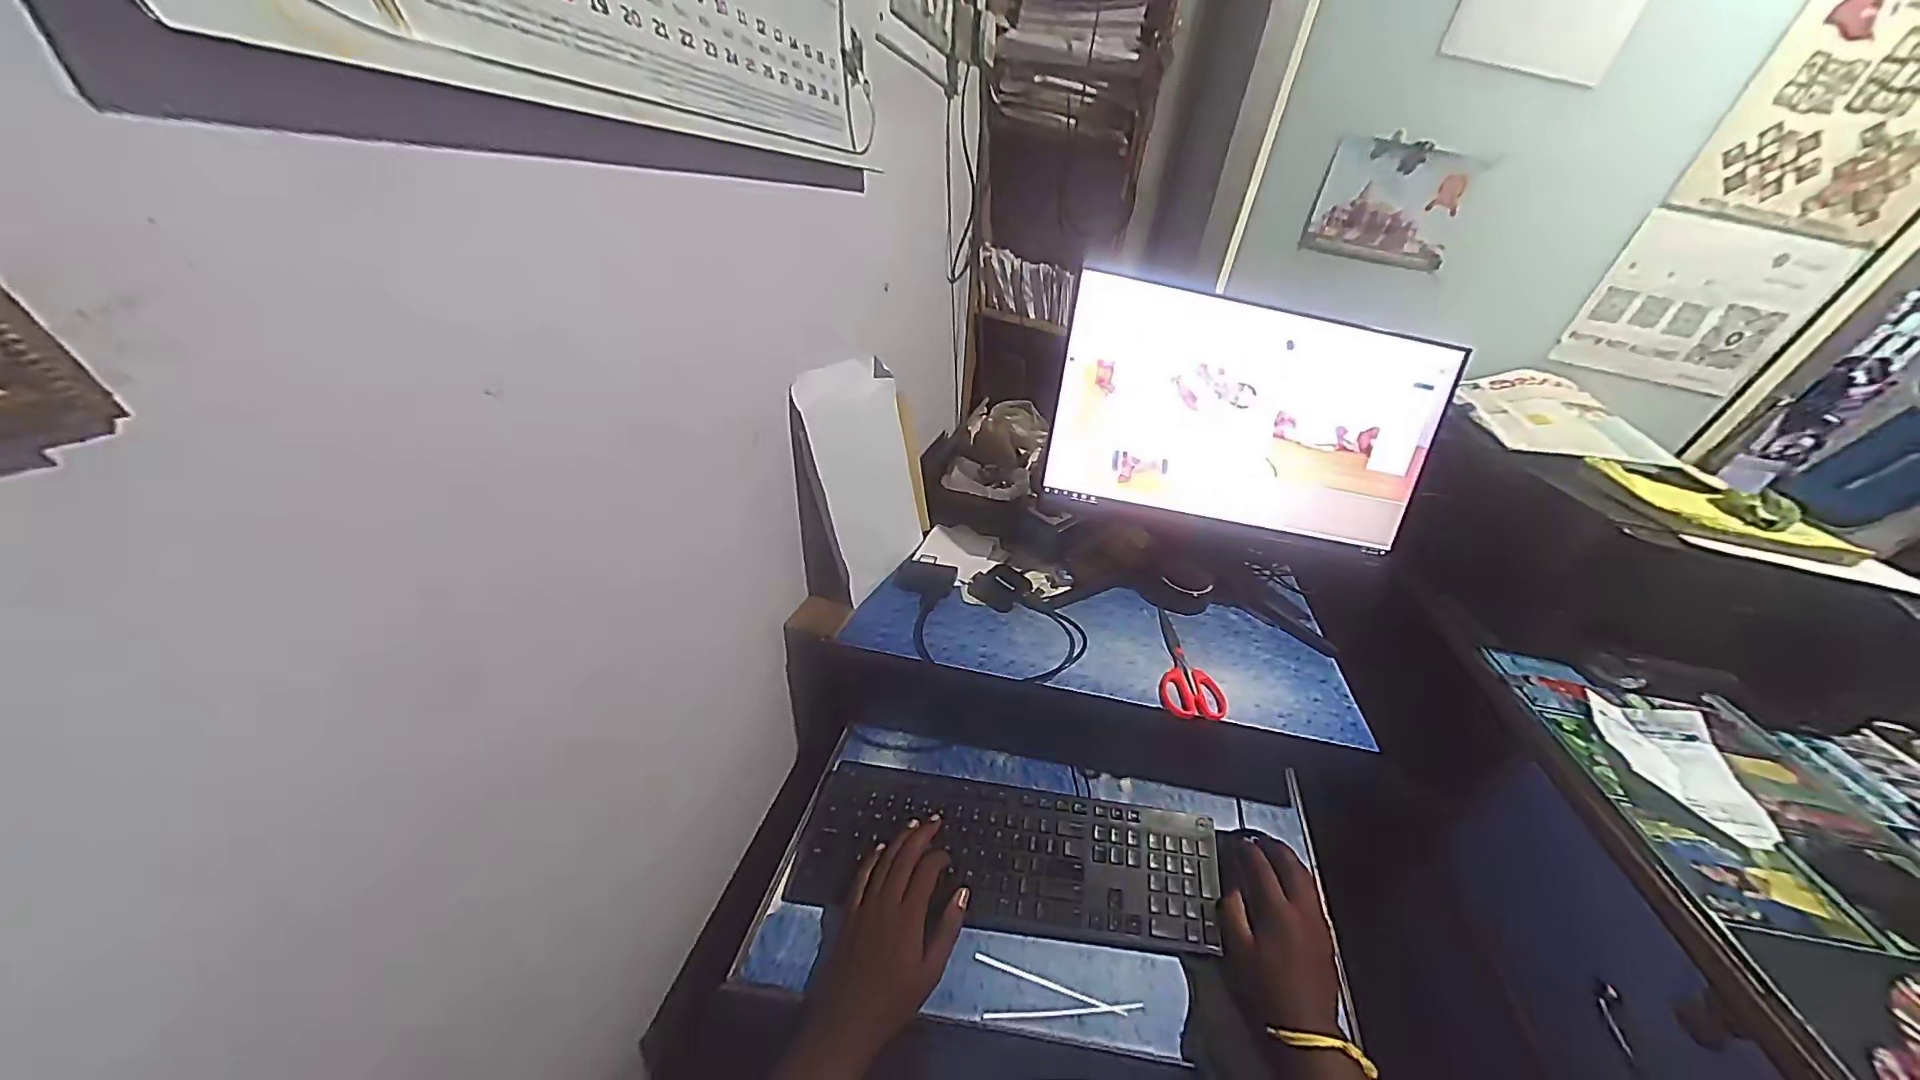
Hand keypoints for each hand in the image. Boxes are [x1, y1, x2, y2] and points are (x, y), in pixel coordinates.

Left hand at [773, 818, 968, 1079]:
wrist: (846, 1020)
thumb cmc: (892, 1001)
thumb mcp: (931, 970)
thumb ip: (948, 928)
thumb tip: (961, 894)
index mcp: (908, 917)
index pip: (926, 872)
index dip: (938, 857)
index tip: (947, 855)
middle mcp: (885, 904)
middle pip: (904, 858)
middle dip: (921, 835)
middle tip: (934, 821)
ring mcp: (864, 906)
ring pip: (883, 861)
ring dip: (899, 840)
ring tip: (912, 825)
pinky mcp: (848, 913)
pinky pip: (860, 876)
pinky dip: (871, 858)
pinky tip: (878, 848)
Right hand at [1220, 833, 1340, 1037]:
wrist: (1304, 1027)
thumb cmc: (1264, 989)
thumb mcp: (1236, 950)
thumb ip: (1231, 912)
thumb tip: (1231, 886)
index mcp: (1276, 911)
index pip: (1259, 866)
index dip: (1244, 849)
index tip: (1233, 842)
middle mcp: (1301, 909)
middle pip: (1288, 863)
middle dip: (1269, 846)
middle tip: (1253, 838)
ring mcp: (1317, 919)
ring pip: (1305, 875)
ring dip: (1286, 857)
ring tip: (1271, 851)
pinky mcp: (1325, 931)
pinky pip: (1312, 890)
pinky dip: (1298, 875)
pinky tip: (1288, 878)